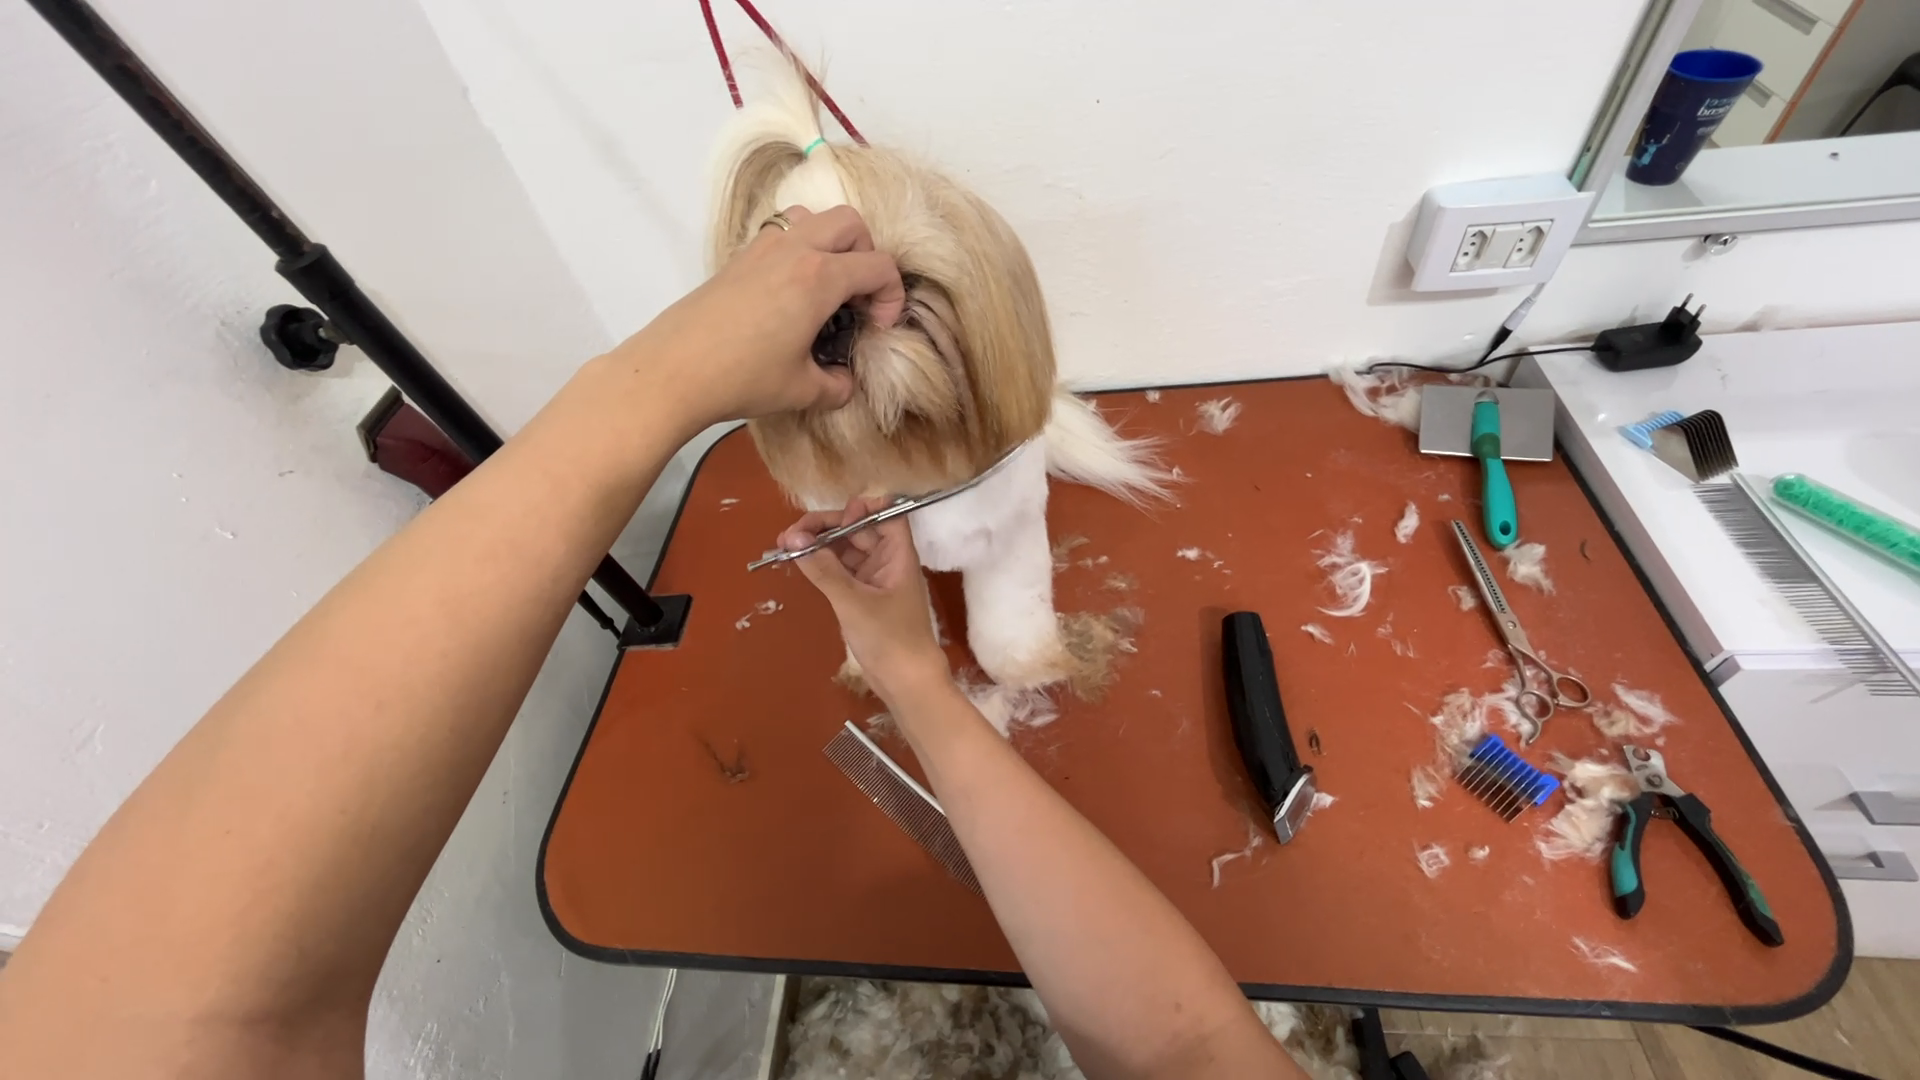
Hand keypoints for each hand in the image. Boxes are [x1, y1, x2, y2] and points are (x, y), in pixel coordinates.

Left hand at [607, 205, 905, 432]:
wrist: (673, 371)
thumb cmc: (743, 379)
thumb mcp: (803, 391)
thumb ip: (837, 385)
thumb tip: (844, 382)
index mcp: (819, 278)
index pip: (879, 266)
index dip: (892, 297)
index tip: (879, 328)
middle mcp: (794, 250)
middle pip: (851, 223)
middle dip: (868, 255)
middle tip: (860, 298)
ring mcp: (763, 248)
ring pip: (813, 217)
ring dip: (832, 243)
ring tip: (828, 286)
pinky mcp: (740, 259)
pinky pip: (782, 233)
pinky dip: (800, 250)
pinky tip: (791, 295)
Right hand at [780, 499, 947, 702]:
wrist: (906, 682)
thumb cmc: (889, 638)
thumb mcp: (853, 602)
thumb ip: (823, 569)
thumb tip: (792, 539)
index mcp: (898, 554)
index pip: (887, 514)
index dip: (863, 507)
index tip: (835, 515)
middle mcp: (888, 561)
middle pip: (858, 529)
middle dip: (826, 527)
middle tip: (790, 534)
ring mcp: (875, 579)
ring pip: (846, 550)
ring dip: (819, 545)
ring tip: (786, 545)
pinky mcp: (863, 596)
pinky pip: (841, 570)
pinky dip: (823, 565)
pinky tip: (800, 563)